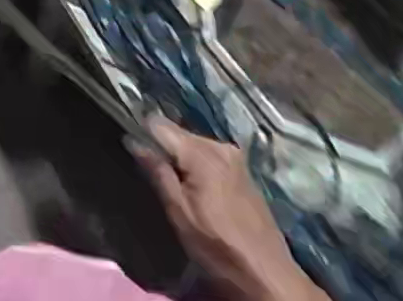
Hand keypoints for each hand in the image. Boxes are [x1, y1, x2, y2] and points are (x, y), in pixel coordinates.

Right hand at [133, 117, 326, 300]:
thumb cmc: (219, 247)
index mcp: (202, 153)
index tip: (137, 153)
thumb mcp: (180, 212)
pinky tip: (201, 191)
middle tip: (161, 179)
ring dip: (181, 159)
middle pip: (175, 132)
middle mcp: (220, 146)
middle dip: (164, 149)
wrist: (271, 278)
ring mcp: (235, 158)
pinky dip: (198, 166)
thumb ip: (157, 171)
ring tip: (181, 188)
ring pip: (191, 143)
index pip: (157, 123)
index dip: (142, 134)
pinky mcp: (244, 171)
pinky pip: (208, 155)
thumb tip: (132, 140)